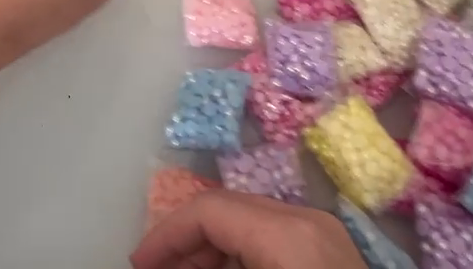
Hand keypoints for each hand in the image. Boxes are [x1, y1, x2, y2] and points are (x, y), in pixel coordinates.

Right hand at [130, 191, 363, 268]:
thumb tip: (162, 267)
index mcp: (286, 231)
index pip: (209, 210)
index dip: (165, 236)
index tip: (138, 265)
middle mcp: (307, 221)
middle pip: (229, 213)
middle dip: (188, 246)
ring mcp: (326, 238)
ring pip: (251, 228)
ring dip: (214, 256)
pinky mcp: (334, 259)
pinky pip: (275, 246)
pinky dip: (243, 262)